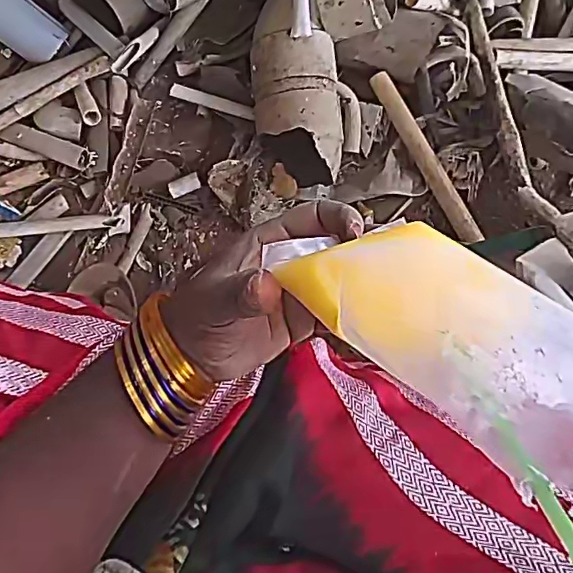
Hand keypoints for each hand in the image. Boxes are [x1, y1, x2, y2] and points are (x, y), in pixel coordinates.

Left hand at [157, 200, 362, 382]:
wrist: (191, 355)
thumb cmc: (195, 314)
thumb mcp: (215, 299)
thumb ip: (241, 292)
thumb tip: (266, 285)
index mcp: (267, 243)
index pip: (309, 217)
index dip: (336, 217)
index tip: (355, 230)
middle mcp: (287, 263)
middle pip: (333, 246)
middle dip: (359, 251)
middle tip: (381, 263)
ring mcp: (296, 292)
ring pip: (338, 280)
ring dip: (359, 285)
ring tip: (382, 293)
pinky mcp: (302, 320)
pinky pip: (333, 313)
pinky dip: (349, 316)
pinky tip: (364, 322)